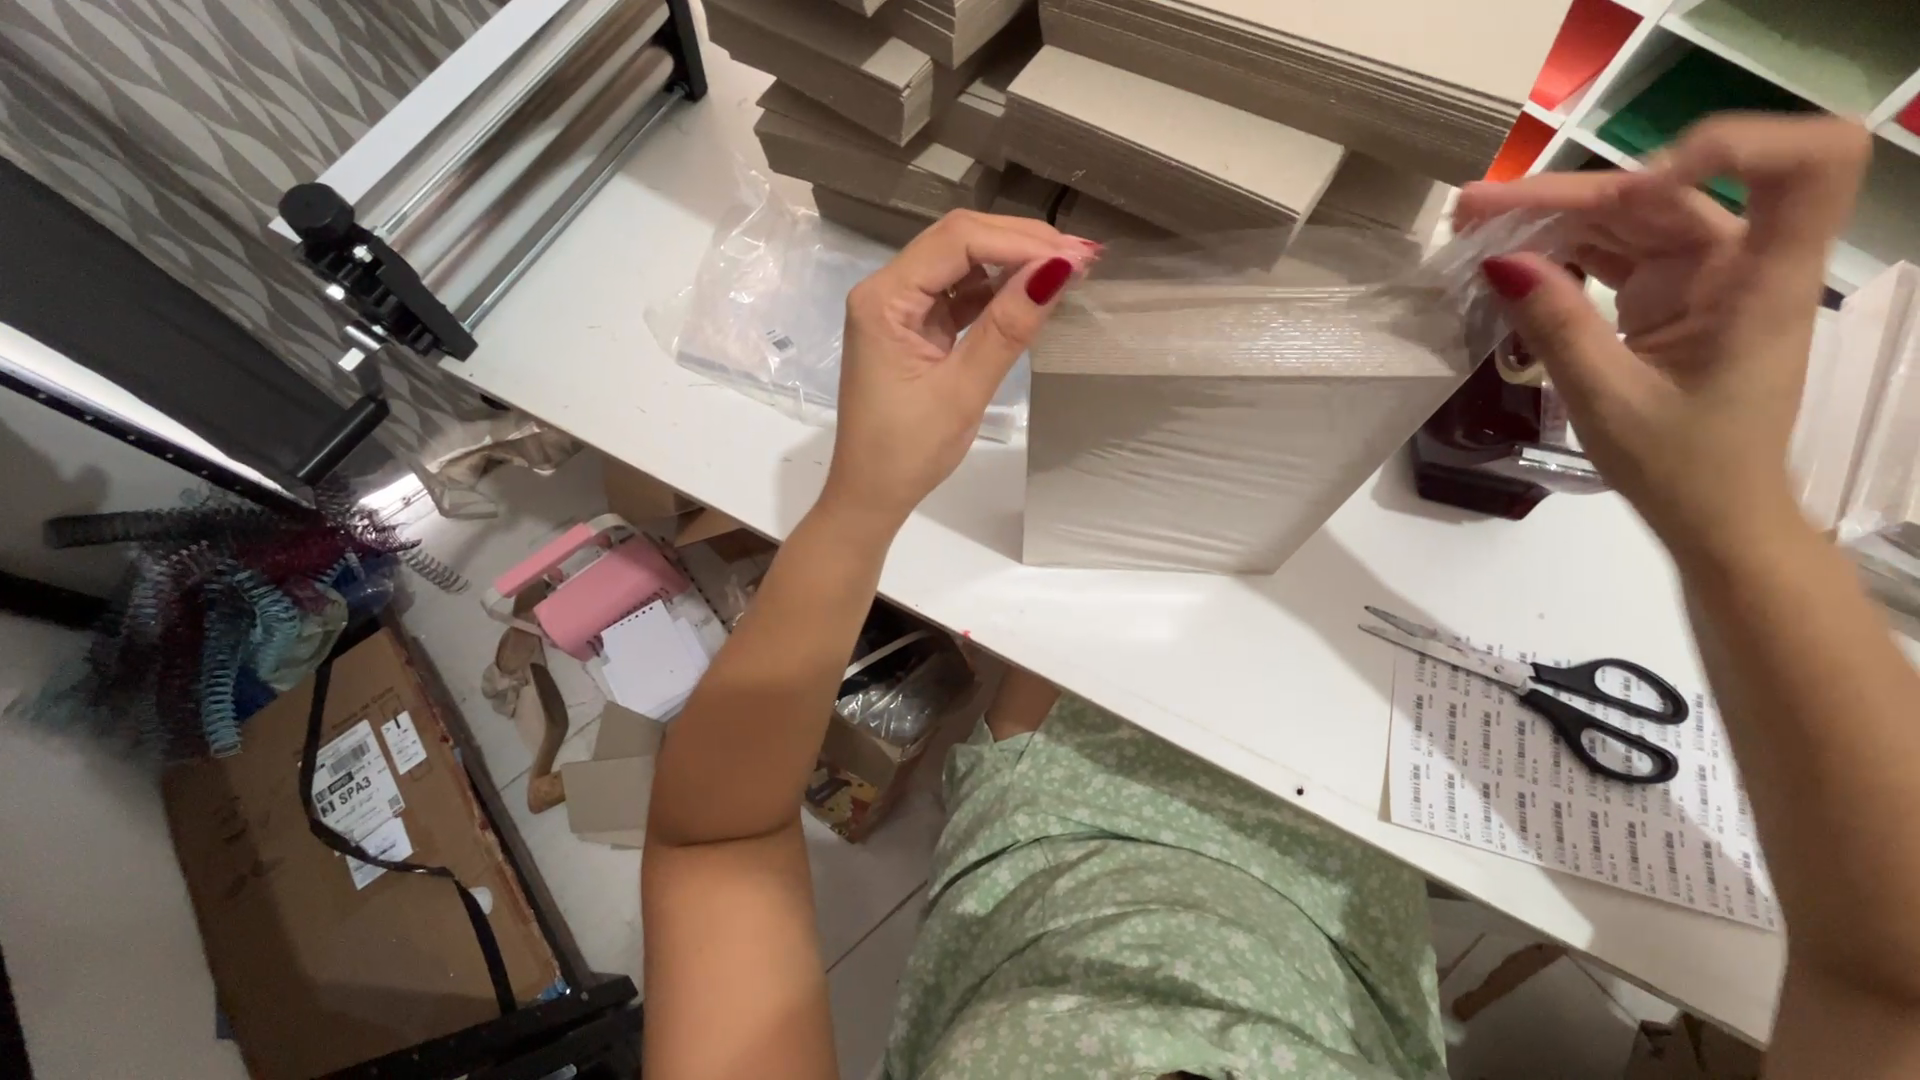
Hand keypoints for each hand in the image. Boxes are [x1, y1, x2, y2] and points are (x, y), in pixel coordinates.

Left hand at [819, 210, 1094, 529]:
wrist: (872, 493)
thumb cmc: (907, 451)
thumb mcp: (963, 390)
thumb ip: (1008, 328)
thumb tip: (1057, 271)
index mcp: (884, 299)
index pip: (956, 242)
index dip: (1019, 240)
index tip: (1075, 257)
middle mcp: (886, 291)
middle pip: (958, 243)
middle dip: (1021, 244)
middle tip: (1083, 258)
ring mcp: (901, 308)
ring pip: (962, 265)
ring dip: (1013, 265)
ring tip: (1068, 272)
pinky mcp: (915, 328)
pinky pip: (960, 295)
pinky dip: (997, 293)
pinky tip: (1033, 294)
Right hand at [1455, 115, 1870, 557]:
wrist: (1713, 509)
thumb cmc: (1681, 464)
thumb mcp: (1607, 400)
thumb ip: (1556, 325)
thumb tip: (1499, 262)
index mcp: (1760, 281)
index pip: (1805, 165)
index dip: (1732, 148)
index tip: (1633, 186)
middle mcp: (1739, 260)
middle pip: (1664, 191)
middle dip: (1568, 194)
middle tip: (1476, 209)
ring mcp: (1701, 274)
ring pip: (1629, 216)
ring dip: (1551, 217)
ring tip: (1473, 227)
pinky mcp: (1669, 293)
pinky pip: (1612, 251)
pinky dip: (1560, 249)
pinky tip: (1507, 255)